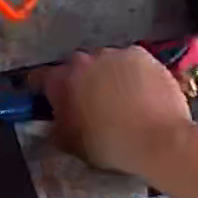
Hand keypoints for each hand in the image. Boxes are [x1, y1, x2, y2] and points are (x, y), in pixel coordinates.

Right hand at [30, 47, 197, 179]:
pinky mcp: (142, 54)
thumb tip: (50, 121)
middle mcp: (82, 59)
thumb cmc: (109, 144)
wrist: (159, 140)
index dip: (42, 89)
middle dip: (78, 81)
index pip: (38, 78)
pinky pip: (129, 61)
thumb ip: (54, 125)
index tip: (49, 100)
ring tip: (119, 97)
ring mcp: (113, 54)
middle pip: (74, 68)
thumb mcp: (68, 142)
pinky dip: (131, 72)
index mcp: (59, 80)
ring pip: (103, 62)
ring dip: (105, 75)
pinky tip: (140, 91)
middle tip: (89, 102)